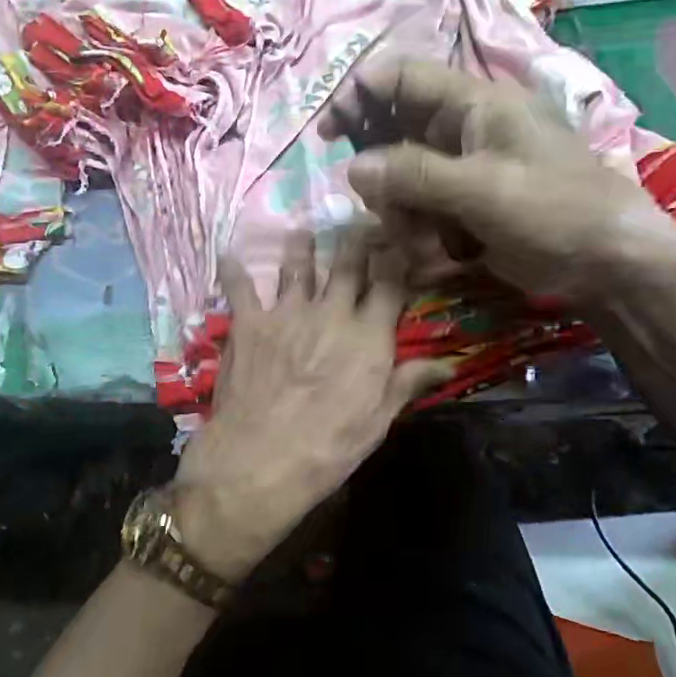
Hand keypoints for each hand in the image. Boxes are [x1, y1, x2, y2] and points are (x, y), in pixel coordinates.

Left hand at [171, 230, 450, 580]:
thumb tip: (448, 363)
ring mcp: (286, 314)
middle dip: (356, 240)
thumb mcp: (378, 419)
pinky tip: (227, 253)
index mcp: (369, 336)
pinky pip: (240, 287)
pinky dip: (234, 269)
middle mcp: (330, 313)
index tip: (400, 236)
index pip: (391, 284)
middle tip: (358, 220)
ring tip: (303, 228)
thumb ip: (408, 382)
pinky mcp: (248, 323)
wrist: (262, 456)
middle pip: (347, 266)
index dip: (398, 257)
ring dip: (302, 246)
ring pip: (297, 268)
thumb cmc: (329, 446)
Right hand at [323, 59, 675, 303]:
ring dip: (394, 206)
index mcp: (475, 103)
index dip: (359, 93)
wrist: (608, 262)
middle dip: (377, 169)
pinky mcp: (460, 201)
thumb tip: (352, 168)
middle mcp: (461, 128)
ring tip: (416, 236)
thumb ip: (414, 175)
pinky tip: (431, 248)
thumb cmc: (556, 210)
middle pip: (390, 129)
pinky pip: (413, 203)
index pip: (401, 76)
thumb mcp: (483, 189)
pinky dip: (411, 225)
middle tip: (380, 204)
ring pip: (396, 174)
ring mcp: (459, 167)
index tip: (328, 132)